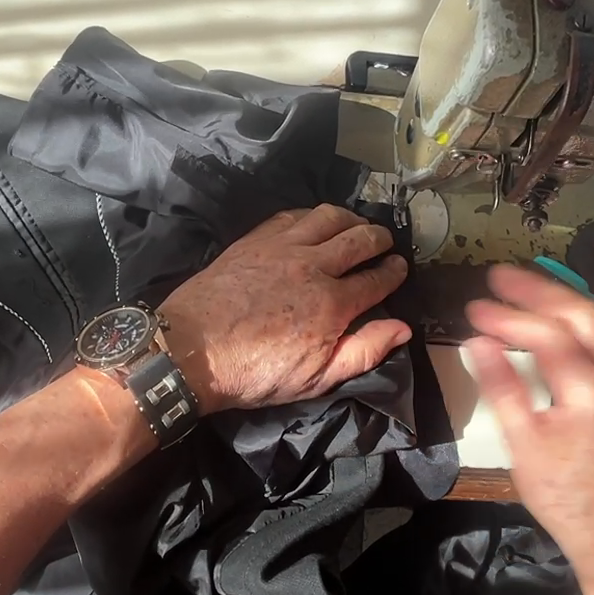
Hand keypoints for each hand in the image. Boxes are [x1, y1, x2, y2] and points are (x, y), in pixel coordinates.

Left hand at [159, 205, 411, 413]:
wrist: (191, 350)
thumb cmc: (254, 373)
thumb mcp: (315, 380)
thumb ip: (362, 352)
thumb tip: (403, 328)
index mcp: (333, 304)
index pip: (376, 279)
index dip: (393, 272)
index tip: (400, 267)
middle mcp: (314, 266)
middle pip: (359, 239)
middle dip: (380, 238)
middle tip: (385, 241)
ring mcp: (283, 247)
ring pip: (329, 216)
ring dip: (351, 218)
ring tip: (357, 224)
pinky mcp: (255, 239)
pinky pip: (293, 215)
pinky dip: (312, 214)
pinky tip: (314, 222)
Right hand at [464, 264, 593, 575]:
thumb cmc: (566, 499)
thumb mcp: (524, 447)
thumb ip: (504, 389)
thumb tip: (479, 341)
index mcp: (592, 393)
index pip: (548, 334)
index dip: (508, 315)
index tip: (473, 307)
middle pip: (582, 314)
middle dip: (539, 290)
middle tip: (500, 276)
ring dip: (566, 300)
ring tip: (532, 290)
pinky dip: (586, 322)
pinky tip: (566, 325)